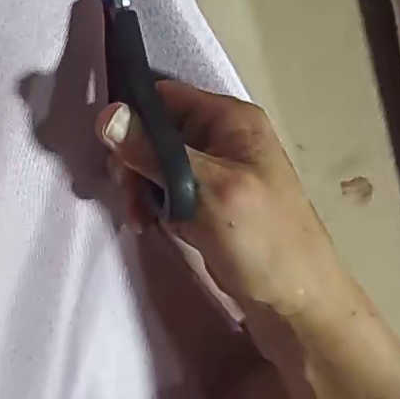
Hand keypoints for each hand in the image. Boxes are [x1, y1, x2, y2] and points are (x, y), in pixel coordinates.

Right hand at [97, 81, 347, 322]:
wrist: (293, 302)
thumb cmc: (261, 239)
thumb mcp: (205, 188)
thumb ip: (153, 151)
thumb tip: (106, 116)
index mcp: (228, 119)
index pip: (163, 96)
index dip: (132, 117)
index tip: (114, 150)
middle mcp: (216, 135)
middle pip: (150, 129)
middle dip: (132, 160)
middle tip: (130, 194)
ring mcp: (208, 166)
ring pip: (148, 159)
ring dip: (136, 186)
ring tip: (140, 216)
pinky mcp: (199, 194)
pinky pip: (158, 184)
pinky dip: (147, 201)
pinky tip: (148, 223)